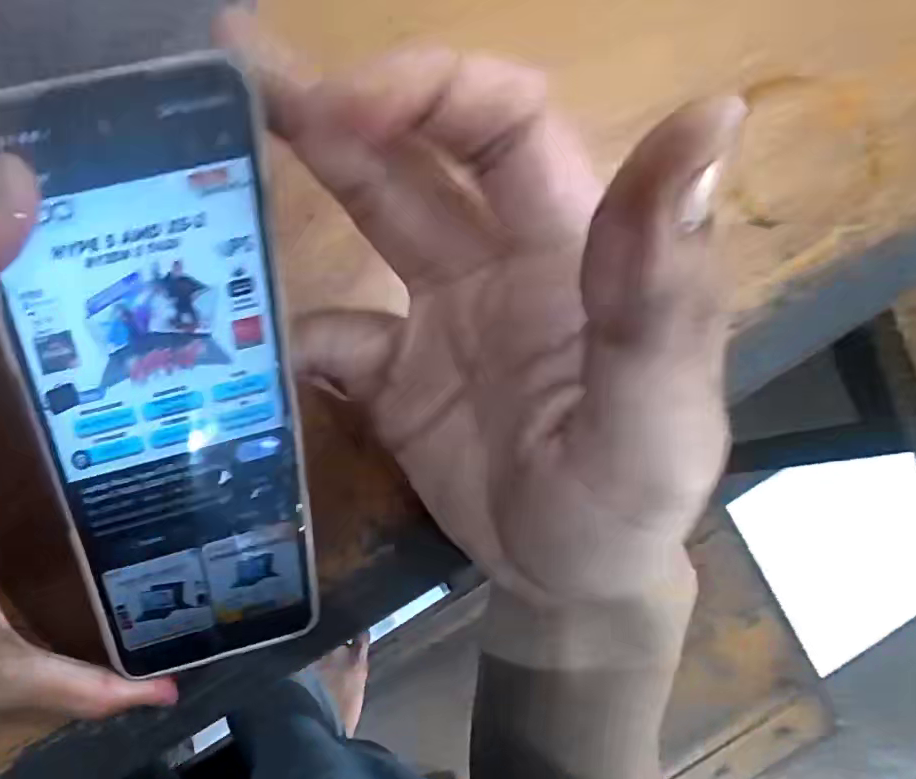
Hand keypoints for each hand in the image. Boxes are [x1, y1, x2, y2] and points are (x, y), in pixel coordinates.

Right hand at [223, 15, 743, 619]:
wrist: (569, 579)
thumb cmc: (624, 502)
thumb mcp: (653, 412)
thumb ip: (660, 289)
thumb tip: (707, 117)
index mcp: (563, 250)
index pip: (502, 124)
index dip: (426, 94)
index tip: (339, 106)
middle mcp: (493, 267)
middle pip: (409, 161)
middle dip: (331, 111)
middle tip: (238, 61)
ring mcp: (433, 327)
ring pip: (359, 239)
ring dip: (294, 200)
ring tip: (208, 181)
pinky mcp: (393, 387)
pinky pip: (330, 348)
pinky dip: (289, 346)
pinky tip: (247, 353)